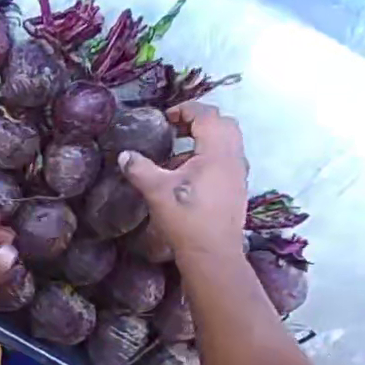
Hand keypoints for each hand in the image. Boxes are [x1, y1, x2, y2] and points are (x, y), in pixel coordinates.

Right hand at [119, 102, 248, 260]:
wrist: (212, 254)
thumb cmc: (186, 218)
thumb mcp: (156, 191)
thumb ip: (139, 169)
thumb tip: (124, 155)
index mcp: (217, 151)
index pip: (207, 115)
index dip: (186, 110)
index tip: (167, 117)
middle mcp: (234, 158)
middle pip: (224, 125)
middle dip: (200, 121)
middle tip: (176, 129)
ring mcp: (239, 175)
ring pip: (228, 144)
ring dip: (206, 141)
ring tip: (179, 154)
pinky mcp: (237, 191)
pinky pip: (227, 162)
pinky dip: (210, 158)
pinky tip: (189, 177)